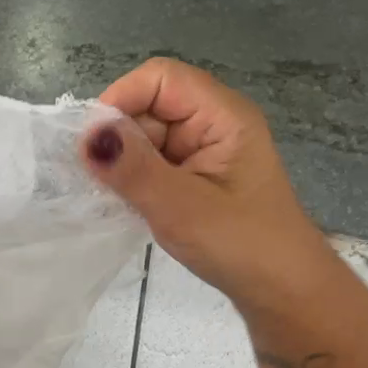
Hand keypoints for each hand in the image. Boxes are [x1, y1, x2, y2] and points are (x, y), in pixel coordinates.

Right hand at [82, 57, 338, 310]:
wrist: (281, 289)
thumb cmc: (239, 244)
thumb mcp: (179, 206)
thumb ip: (132, 167)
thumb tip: (86, 135)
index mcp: (222, 116)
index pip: (160, 78)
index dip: (121, 99)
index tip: (93, 144)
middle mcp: (212, 123)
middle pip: (148, 104)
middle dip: (118, 136)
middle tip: (101, 180)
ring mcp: (202, 150)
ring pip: (144, 135)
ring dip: (121, 160)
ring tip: (113, 195)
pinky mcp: (191, 175)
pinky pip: (150, 161)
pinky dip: (130, 177)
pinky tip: (125, 201)